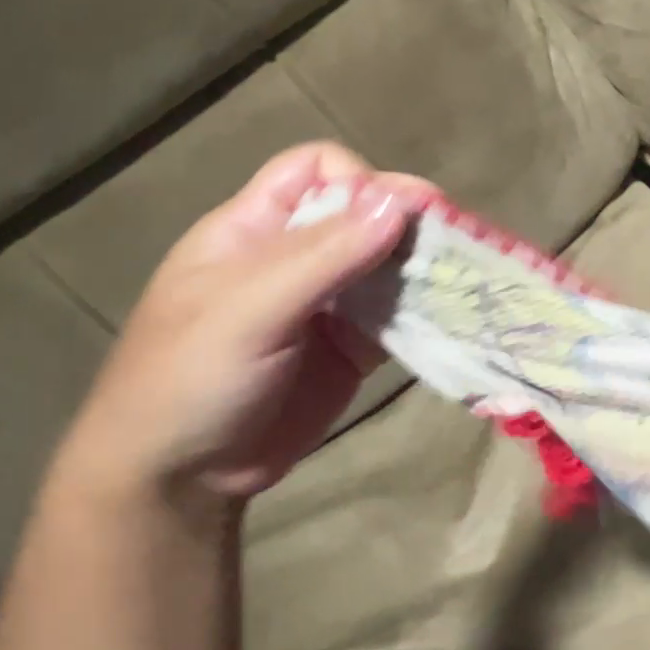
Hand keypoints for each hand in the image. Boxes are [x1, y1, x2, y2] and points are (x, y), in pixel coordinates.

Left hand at [53, 143, 436, 510]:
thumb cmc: (190, 379)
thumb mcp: (248, 310)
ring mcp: (329, 304)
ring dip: (428, 268)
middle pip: (367, 214)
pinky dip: (429, 313)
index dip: (362, 183)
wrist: (179, 479)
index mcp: (254, 229)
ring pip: (391, 263)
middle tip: (458, 247)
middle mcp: (296, 256)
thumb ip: (323, 255)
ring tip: (470, 280)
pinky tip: (455, 318)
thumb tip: (400, 199)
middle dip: (411, 224)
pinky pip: (401, 315)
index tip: (399, 219)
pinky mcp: (354, 348)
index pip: (318, 171)